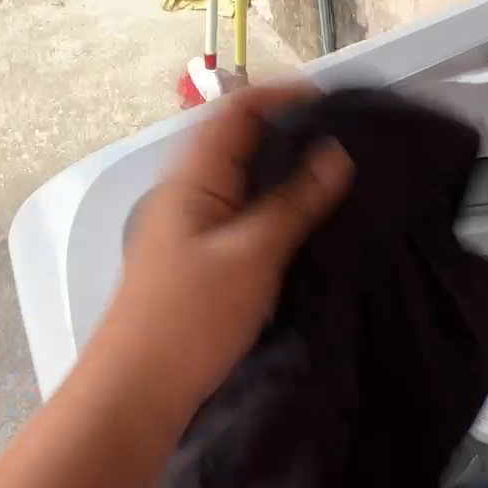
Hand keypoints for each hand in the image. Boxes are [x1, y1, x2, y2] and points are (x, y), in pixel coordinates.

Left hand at [86, 83, 351, 428]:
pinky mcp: (208, 255)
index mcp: (191, 180)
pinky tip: (315, 217)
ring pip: (247, 177)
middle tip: (348, 137)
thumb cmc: (188, 319)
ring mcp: (197, 225)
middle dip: (293, 129)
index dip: (282, 96)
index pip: (235, 112)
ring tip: (342, 171)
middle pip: (241, 140)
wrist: (138, 391)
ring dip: (289, 167)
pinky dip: (283, 202)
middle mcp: (191, 193)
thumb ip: (295, 202)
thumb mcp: (252, 255)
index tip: (335, 102)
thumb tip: (337, 154)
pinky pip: (250, 210)